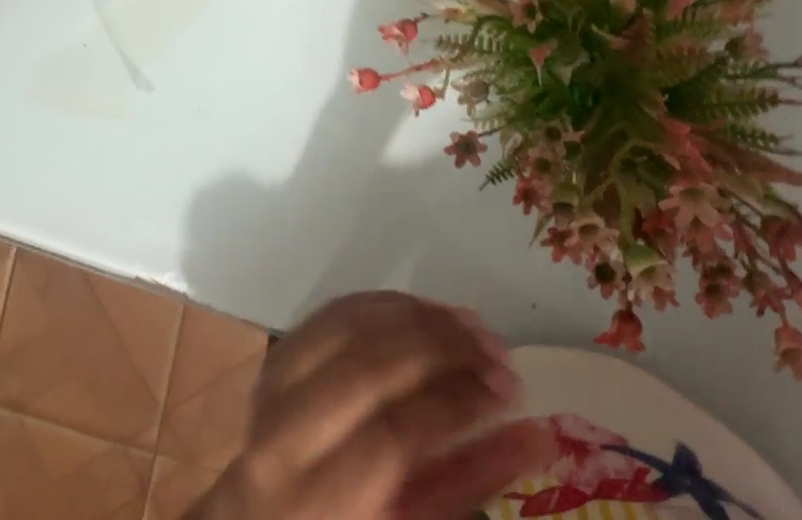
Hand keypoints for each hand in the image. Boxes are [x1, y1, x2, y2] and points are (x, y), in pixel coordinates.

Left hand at [187, 291, 555, 519]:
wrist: (261, 513)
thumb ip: (471, 479)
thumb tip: (540, 432)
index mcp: (319, 497)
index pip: (394, 435)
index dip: (457, 403)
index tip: (508, 388)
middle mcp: (284, 434)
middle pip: (367, 365)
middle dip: (442, 346)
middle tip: (497, 347)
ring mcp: (273, 383)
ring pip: (349, 325)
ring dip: (419, 315)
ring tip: (473, 325)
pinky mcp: (277, 353)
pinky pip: (334, 310)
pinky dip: (387, 302)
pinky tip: (429, 311)